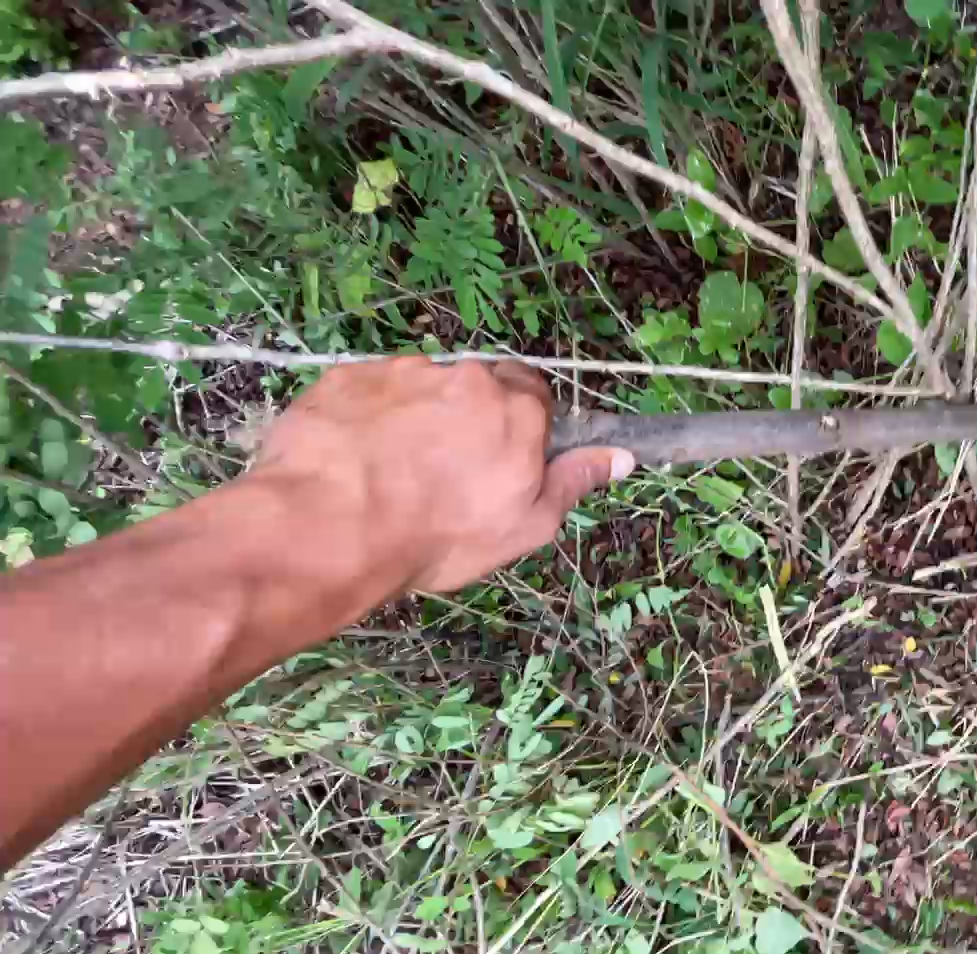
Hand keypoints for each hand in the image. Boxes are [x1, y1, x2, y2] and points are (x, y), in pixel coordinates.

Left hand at [250, 357, 633, 591]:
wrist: (329, 529)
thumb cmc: (444, 534)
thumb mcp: (529, 523)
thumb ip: (575, 480)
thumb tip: (622, 456)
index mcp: (517, 409)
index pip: (533, 391)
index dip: (522, 422)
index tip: (506, 454)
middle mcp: (465, 377)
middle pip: (478, 386)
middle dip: (471, 416)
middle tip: (451, 467)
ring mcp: (401, 372)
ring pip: (423, 387)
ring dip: (421, 415)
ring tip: (396, 466)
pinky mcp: (344, 377)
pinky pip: (371, 389)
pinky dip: (372, 415)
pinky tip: (360, 455)